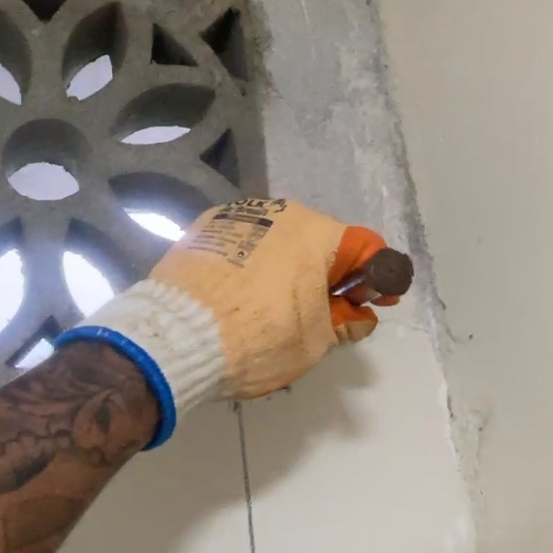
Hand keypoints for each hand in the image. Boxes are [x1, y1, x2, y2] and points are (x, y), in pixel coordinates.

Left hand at [62, 198, 397, 444]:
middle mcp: (278, 211)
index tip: (371, 304)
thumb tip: (358, 315)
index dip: (374, 277)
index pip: (364, 247)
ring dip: (282, 266)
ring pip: (274, 241)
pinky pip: (239, 243)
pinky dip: (245, 263)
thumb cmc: (259, 337)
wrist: (177, 335)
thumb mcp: (315, 342)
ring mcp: (235, 215)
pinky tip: (235, 294)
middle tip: (318, 312)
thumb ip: (344, 322)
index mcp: (315, 231)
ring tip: (268, 306)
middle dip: (323, 273)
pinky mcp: (201, 228)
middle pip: (316, 242)